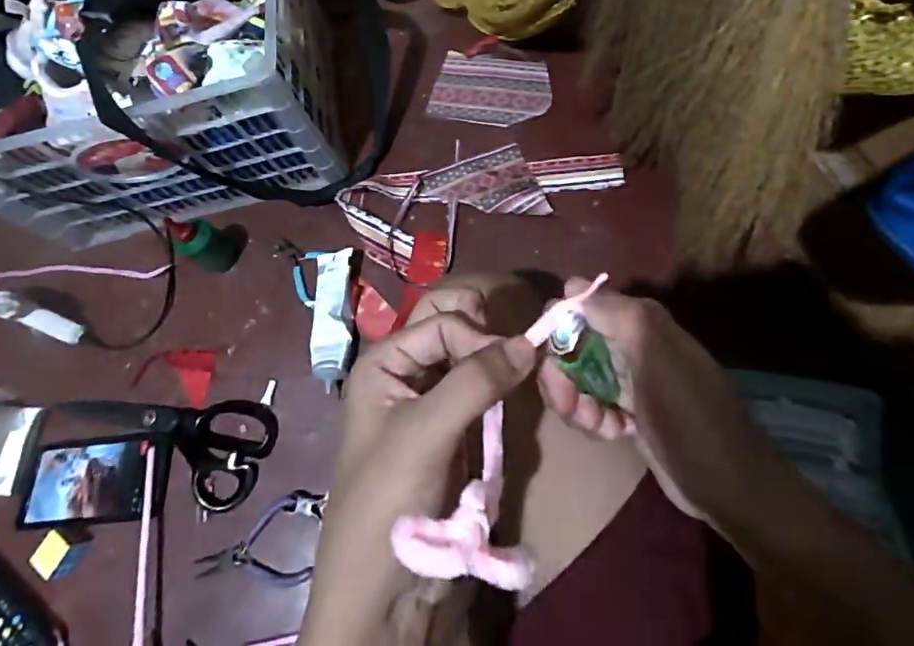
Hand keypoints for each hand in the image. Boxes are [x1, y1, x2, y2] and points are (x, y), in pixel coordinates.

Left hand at [302, 281, 539, 643]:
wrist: (383, 592)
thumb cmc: (389, 500)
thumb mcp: (425, 433)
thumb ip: (475, 380)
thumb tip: (530, 341)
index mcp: (385, 362)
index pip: (443, 322)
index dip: (480, 335)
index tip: (516, 361)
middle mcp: (406, 372)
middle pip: (452, 326)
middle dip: (487, 328)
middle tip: (521, 346)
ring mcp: (432, 400)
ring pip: (470, 355)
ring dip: (497, 355)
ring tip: (528, 365)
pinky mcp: (454, 428)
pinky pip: (481, 389)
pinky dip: (501, 384)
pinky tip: (518, 388)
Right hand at [536, 284, 769, 526]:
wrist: (727, 484)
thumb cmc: (687, 415)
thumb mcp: (653, 355)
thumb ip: (614, 314)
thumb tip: (571, 284)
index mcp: (638, 320)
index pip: (579, 308)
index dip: (558, 331)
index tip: (552, 364)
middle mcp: (633, 341)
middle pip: (573, 345)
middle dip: (563, 375)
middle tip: (569, 407)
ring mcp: (631, 377)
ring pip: (579, 377)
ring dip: (578, 402)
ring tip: (601, 427)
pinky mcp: (631, 409)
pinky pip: (594, 403)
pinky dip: (595, 419)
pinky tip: (614, 434)